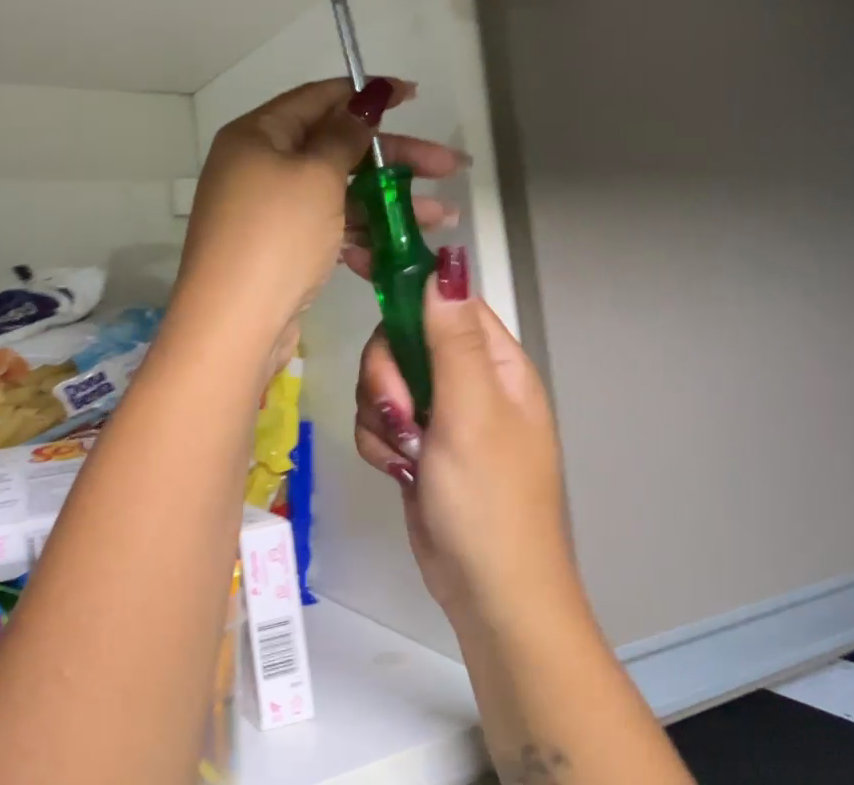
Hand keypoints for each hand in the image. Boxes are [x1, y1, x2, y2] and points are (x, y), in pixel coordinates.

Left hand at [176, 78, 462, 346]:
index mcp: (256, 135)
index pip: (317, 98)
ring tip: (443, 217)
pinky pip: (326, 226)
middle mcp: (256, 166)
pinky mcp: (278, 248)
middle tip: (451, 166)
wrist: (232, 324)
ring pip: (336, 191)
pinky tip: (401, 247)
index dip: (367, 95)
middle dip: (393, 157)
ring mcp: (267, 211)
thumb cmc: (275, 236)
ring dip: (387, 200)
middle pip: (333, 147)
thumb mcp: (315, 175)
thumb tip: (362, 101)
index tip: (414, 96)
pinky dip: (361, 231)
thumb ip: (344, 136)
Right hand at [353, 253, 576, 619]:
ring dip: (381, 415)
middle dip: (387, 375)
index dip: (405, 282)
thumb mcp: (472, 411)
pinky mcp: (416, 447)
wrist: (488, 590)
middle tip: (399, 411)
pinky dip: (378, 442)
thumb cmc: (490, 499)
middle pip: (402, 341)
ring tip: (404, 453)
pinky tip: (398, 470)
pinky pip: (378, 421)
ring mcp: (441, 417)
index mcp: (496, 365)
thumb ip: (452, 337)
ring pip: (383, 382)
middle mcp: (468, 383)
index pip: (445, 300)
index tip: (357, 263)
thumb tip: (446, 263)